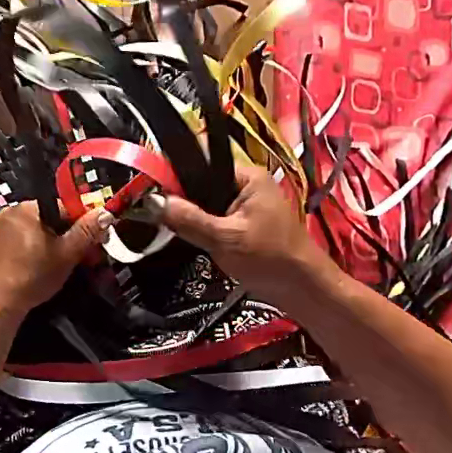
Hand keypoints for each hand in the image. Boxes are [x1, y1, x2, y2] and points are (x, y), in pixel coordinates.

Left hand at [0, 204, 112, 318]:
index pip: (65, 208)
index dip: (84, 225)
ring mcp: (1, 229)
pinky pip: (24, 242)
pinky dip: (37, 252)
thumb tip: (106, 213)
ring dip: (55, 246)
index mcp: (28, 208)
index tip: (97, 243)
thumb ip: (87, 231)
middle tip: (85, 258)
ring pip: (38, 232)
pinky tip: (43, 268)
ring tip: (65, 265)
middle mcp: (11, 212)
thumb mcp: (66, 253)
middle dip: (70, 238)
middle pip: (51, 220)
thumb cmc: (33, 275)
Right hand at [158, 165, 332, 307]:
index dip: (175, 174)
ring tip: (167, 225)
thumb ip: (188, 219)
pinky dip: (200, 227)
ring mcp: (245, 205)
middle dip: (180, 198)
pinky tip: (187, 236)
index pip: (203, 162)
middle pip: (201, 183)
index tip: (149, 190)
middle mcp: (247, 184)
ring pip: (205, 203)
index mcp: (248, 176)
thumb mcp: (224, 239)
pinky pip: (212, 217)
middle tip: (155, 212)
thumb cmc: (270, 259)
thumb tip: (153, 202)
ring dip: (190, 215)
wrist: (302, 290)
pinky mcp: (242, 224)